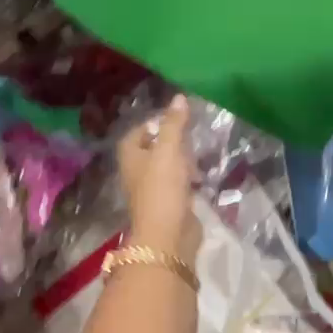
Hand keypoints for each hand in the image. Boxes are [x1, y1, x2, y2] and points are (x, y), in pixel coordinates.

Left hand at [117, 95, 201, 263]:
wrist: (168, 234)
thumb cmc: (162, 188)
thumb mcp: (169, 150)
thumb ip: (175, 124)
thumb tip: (180, 97)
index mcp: (130, 155)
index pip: (141, 130)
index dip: (158, 122)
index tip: (180, 118)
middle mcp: (137, 170)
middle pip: (155, 148)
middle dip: (174, 142)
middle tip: (193, 135)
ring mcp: (153, 189)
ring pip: (168, 167)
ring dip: (184, 161)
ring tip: (201, 155)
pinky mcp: (169, 204)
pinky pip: (179, 184)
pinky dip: (189, 179)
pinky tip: (202, 177)